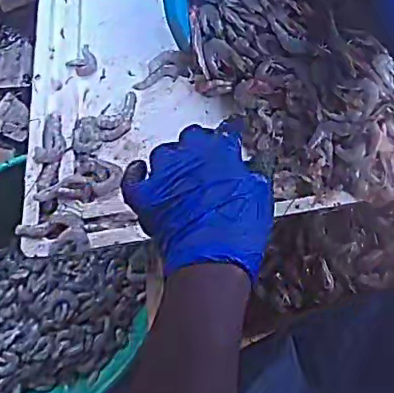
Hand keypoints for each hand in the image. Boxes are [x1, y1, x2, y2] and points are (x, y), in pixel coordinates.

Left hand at [122, 123, 272, 279]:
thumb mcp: (260, 197)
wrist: (213, 260)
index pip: (225, 132)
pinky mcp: (147, 196)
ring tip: (178, 172)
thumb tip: (252, 172)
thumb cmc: (239, 232)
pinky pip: (133, 178)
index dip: (228, 135)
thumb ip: (253, 176)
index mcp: (221, 152)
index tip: (230, 135)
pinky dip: (135, 175)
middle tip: (205, 158)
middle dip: (198, 145)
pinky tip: (139, 172)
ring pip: (163, 154)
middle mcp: (190, 155)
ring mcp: (166, 174)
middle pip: (191, 137)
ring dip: (171, 161)